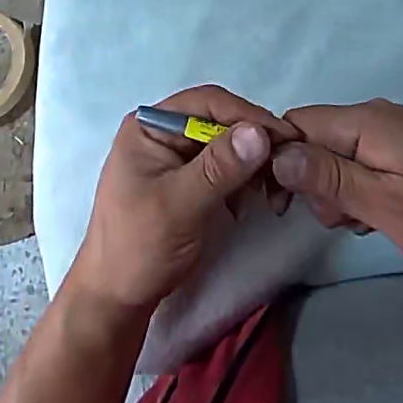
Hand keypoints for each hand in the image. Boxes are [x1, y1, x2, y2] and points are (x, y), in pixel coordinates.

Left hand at [68, 85, 297, 310]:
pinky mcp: (189, 179)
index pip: (207, 102)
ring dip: (253, 163)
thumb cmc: (138, 247)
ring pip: (227, 144)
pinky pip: (225, 167)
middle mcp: (163, 132)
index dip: (247, 115)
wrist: (117, 299)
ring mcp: (176, 156)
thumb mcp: (179, 205)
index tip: (283, 138)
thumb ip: (218, 169)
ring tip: (272, 188)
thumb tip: (259, 133)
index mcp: (149, 125)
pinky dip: (244, 179)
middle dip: (253, 141)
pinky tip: (255, 199)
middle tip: (285, 166)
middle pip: (220, 120)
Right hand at [272, 99, 402, 279]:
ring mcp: (393, 130)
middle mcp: (375, 115)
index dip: (280, 158)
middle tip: (342, 221)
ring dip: (338, 189)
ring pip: (337, 153)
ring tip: (367, 222)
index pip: (297, 123)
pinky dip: (360, 188)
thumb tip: (276, 155)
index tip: (283, 202)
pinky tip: (380, 215)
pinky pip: (361, 160)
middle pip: (315, 138)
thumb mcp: (390, 208)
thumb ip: (332, 179)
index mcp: (367, 121)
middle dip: (314, 180)